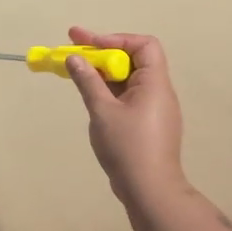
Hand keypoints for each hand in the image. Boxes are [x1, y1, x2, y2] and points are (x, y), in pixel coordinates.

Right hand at [64, 28, 188, 208]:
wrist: (150, 191)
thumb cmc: (128, 147)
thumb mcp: (102, 111)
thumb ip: (88, 81)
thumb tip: (74, 58)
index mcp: (154, 84)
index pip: (144, 45)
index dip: (116, 39)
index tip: (88, 44)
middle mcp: (158, 92)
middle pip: (134, 58)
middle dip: (102, 51)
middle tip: (72, 45)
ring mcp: (154, 109)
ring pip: (129, 78)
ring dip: (103, 71)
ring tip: (76, 69)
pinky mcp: (147, 124)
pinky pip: (128, 95)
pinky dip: (109, 88)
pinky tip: (91, 95)